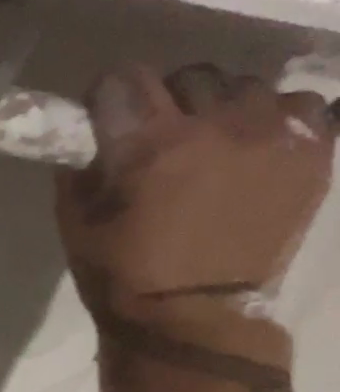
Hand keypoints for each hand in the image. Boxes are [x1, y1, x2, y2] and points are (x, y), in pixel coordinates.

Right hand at [55, 63, 332, 346]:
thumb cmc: (120, 272)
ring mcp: (274, 137)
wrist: (194, 315)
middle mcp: (216, 127)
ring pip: (248, 86)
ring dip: (223, 106)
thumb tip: (89, 142)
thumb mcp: (76, 222)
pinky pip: (305, 104)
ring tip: (213, 138)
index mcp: (149, 145)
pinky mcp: (315, 153)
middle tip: (158, 130)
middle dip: (167, 97)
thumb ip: (81, 171)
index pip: (125, 80)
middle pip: (191, 76)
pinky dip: (279, 115)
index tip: (103, 110)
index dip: (108, 92)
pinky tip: (258, 142)